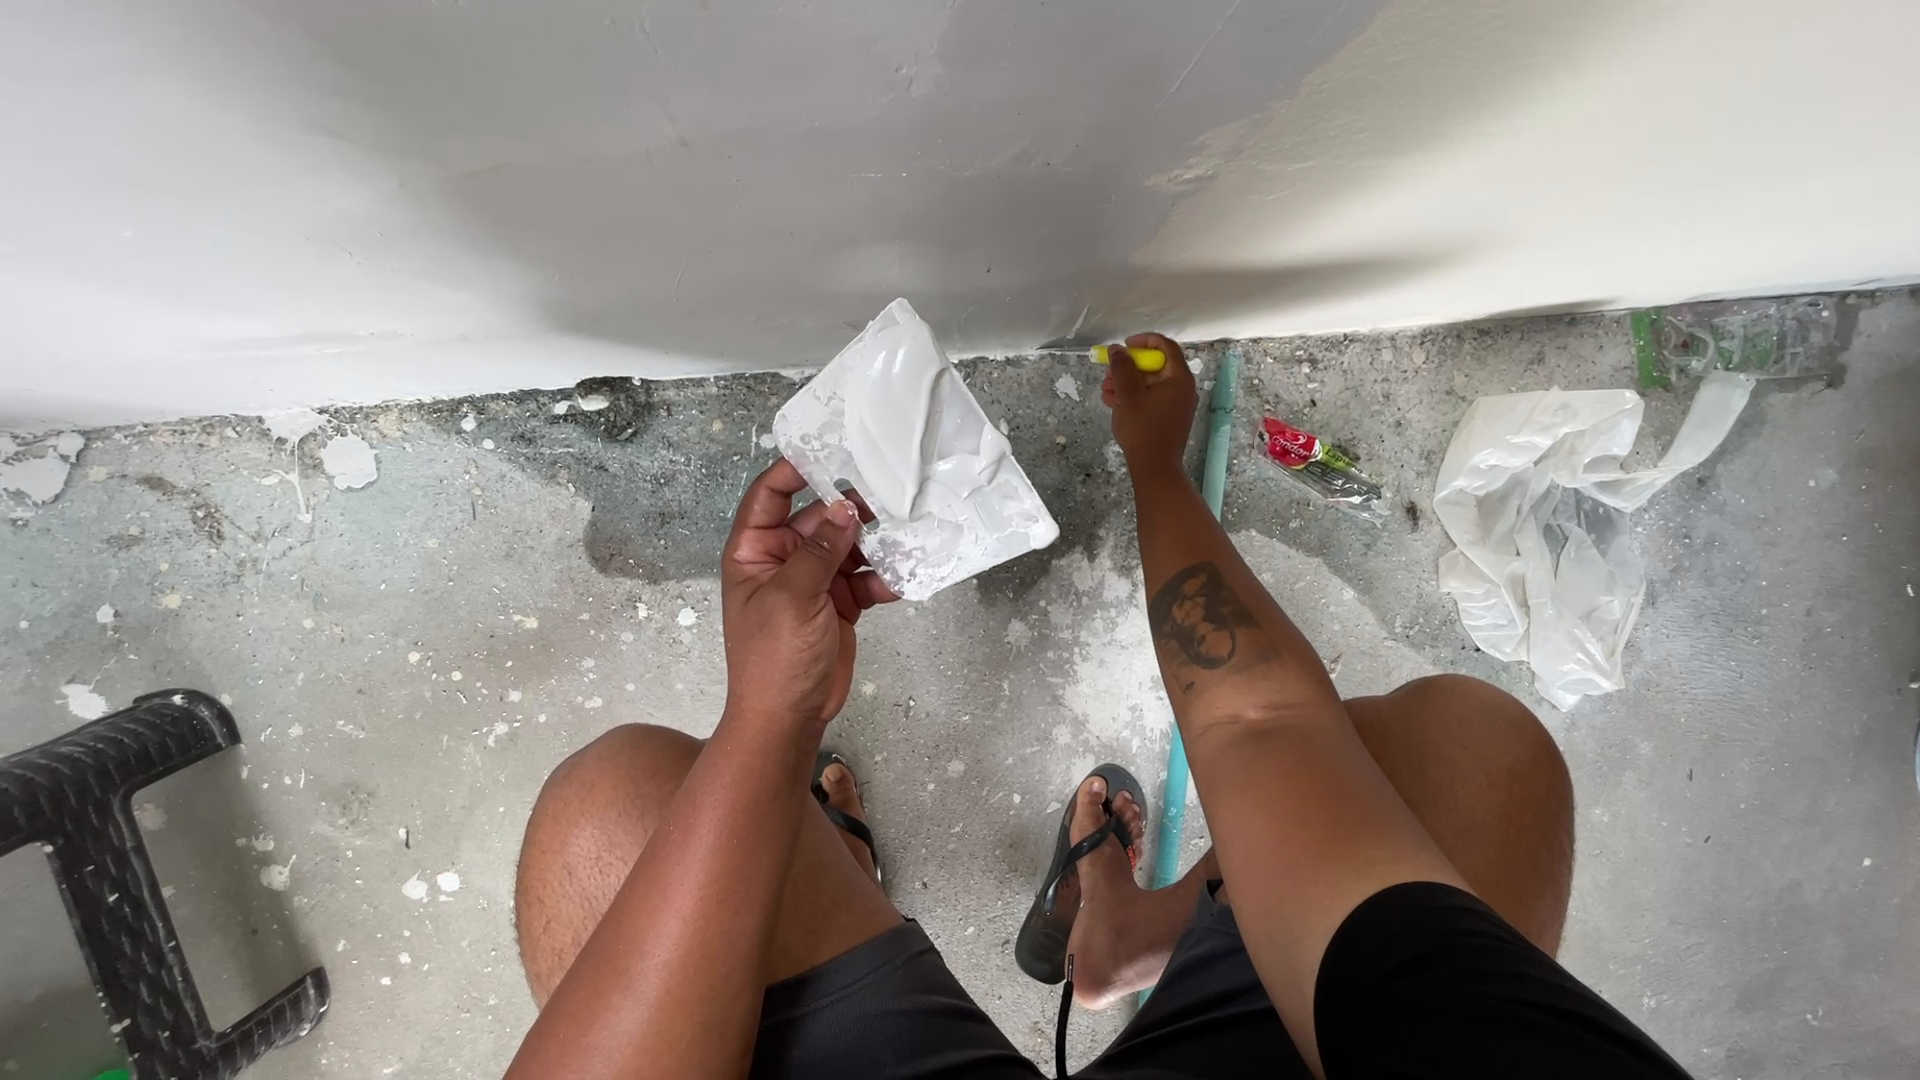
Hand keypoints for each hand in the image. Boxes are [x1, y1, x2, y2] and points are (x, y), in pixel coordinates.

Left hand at [721, 460, 896, 730]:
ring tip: (908, 530)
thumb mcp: (792, 597)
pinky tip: (906, 575)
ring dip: (875, 542)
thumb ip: (820, 550)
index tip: (831, 449)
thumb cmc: (773, 657)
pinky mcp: (841, 603)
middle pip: (820, 518)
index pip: (771, 496)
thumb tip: (846, 508)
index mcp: (755, 551)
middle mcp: (784, 560)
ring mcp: (815, 582)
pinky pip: (866, 579)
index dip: (795, 469)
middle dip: (852, 508)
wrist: (789, 716)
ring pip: (849, 547)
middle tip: (890, 492)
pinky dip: (885, 577)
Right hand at [1101, 332, 1197, 475]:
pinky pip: (1152, 400)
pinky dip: (1134, 398)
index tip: (1125, 346)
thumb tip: (1117, 350)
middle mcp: (1183, 389)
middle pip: (1156, 367)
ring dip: (1127, 384)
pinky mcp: (1169, 419)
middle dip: (1130, 367)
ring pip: (1151, 385)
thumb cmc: (1143, 428)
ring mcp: (1177, 405)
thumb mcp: (1128, 394)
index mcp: (1179, 378)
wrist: (1154, 467)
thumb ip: (1122, 368)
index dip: (1144, 341)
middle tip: (1110, 373)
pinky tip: (1113, 402)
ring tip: (1106, 390)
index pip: (1166, 346)